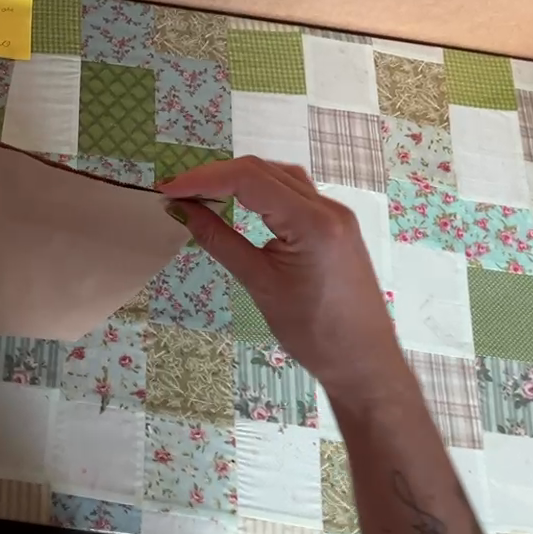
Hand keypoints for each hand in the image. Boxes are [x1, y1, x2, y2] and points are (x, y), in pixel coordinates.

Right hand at [159, 158, 408, 405]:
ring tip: (199, 194)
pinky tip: (236, 200)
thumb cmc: (312, 332)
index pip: (248, 179)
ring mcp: (334, 213)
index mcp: (312, 222)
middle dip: (214, 176)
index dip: (202, 179)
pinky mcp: (333, 223)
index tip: (168, 191)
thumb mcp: (257, 282)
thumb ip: (218, 239)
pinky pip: (291, 191)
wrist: (365, 362)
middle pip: (261, 171)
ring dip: (235, 179)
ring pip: (276, 176)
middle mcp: (327, 207)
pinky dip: (258, 189)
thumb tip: (181, 209)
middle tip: (176, 193)